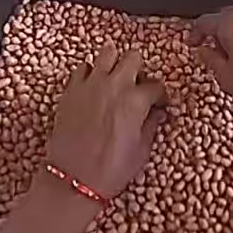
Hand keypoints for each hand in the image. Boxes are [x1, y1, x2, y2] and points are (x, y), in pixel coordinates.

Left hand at [47, 44, 165, 199]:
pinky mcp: (71, 90)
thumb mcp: (141, 150)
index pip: (156, 85)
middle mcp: (114, 85)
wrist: (73, 180)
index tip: (159, 104)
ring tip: (115, 79)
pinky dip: (91, 73)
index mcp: (135, 100)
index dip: (161, 95)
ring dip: (115, 63)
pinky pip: (82, 67)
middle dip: (139, 70)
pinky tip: (93, 87)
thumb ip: (151, 125)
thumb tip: (157, 113)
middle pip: (133, 57)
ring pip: (107, 52)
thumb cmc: (110, 169)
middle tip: (137, 87)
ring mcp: (90, 84)